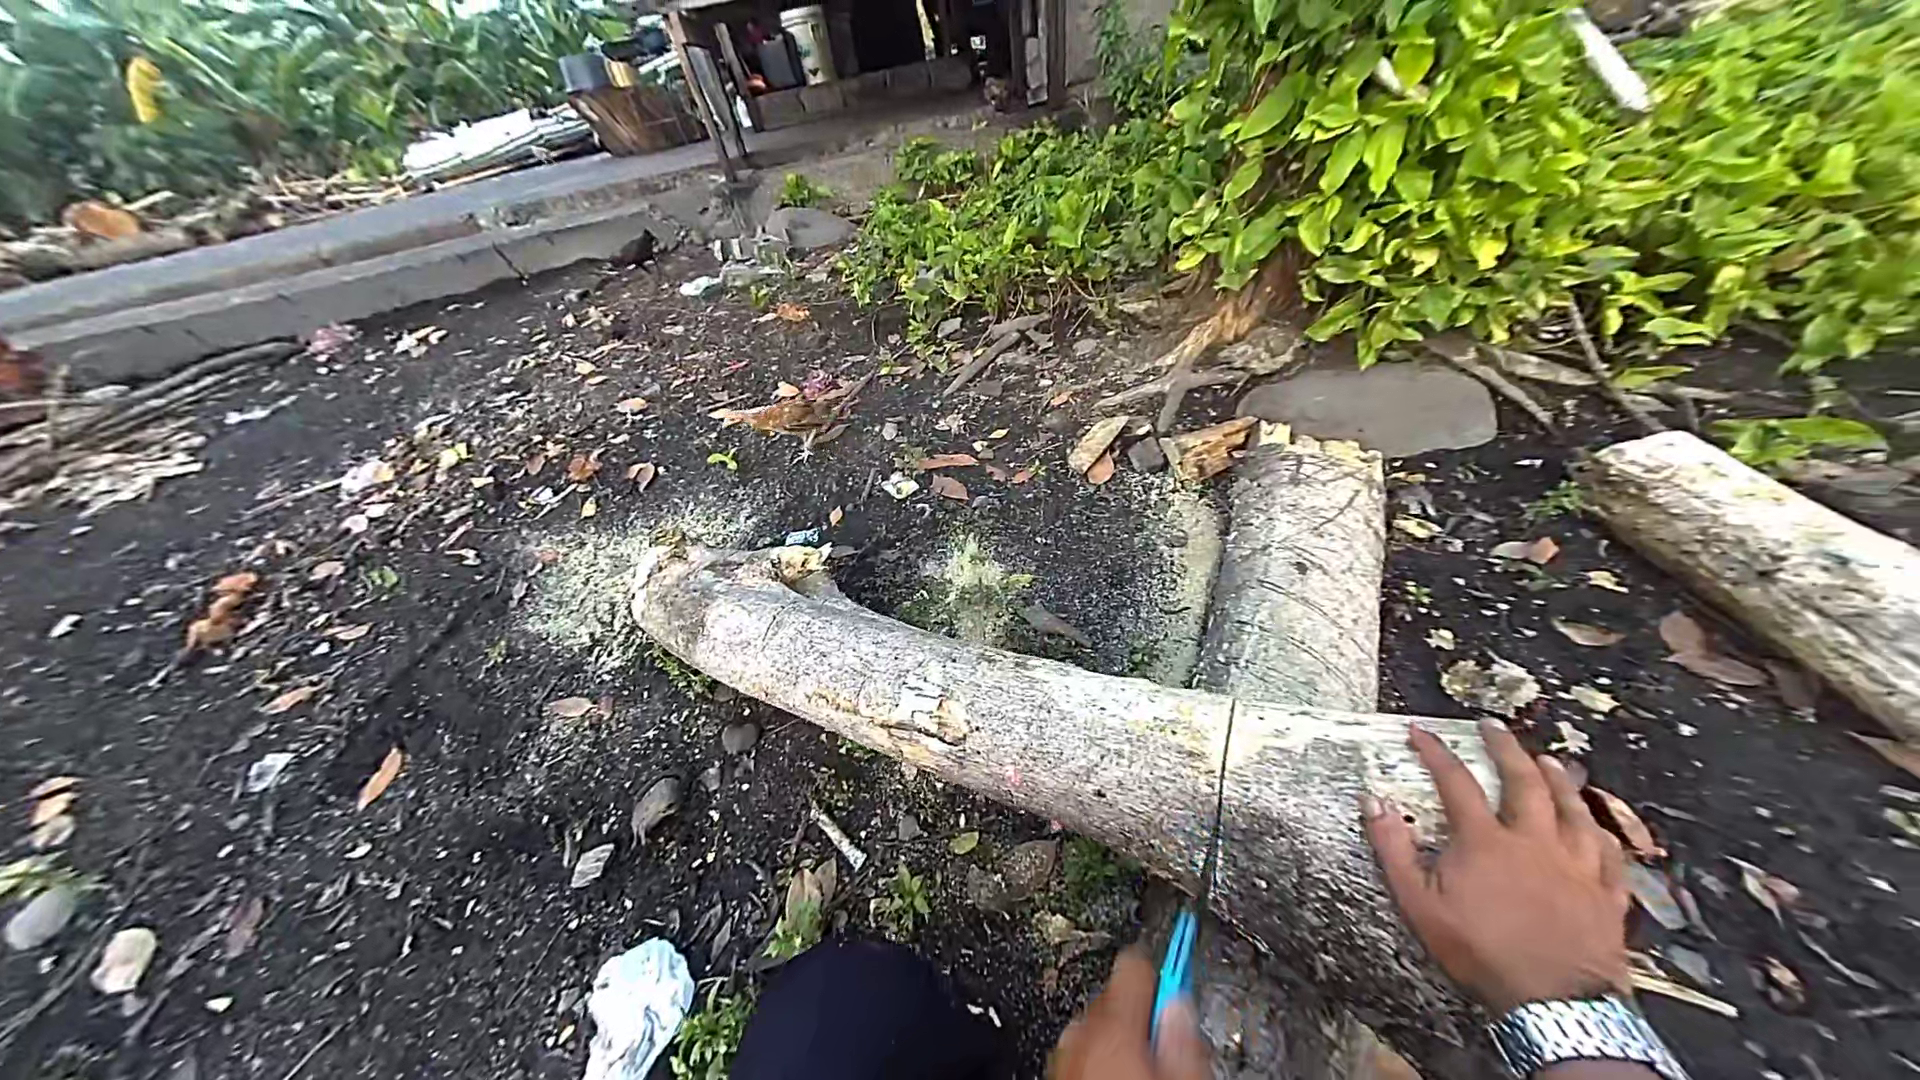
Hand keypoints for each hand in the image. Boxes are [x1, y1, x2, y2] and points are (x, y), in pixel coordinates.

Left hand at [1048, 947, 1208, 1079]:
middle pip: (1119, 994)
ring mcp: (1063, 1054)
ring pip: (1099, 1024)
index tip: (1179, 976)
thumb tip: (1183, 1006)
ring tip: (1144, 1077)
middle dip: (1144, 1015)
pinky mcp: (1054, 1074)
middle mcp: (1081, 1029)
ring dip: (1122, 1040)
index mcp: (1116, 1024)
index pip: (1138, 963)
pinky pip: (1082, 1051)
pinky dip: (1100, 1061)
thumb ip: (1185, 1042)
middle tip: (1170, 1053)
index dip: (1164, 968)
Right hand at [1362, 718, 1631, 1013]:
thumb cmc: (1480, 950)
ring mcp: (1576, 868)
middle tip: (1493, 727)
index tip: (1420, 732)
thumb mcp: (1418, 901)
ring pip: (1572, 810)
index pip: (1455, 782)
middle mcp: (1533, 843)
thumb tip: (1373, 802)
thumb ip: (1392, 847)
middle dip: (1506, 748)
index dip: (1435, 752)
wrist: (1555, 1006)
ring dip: (1557, 780)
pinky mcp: (1606, 896)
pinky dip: (1599, 830)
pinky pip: (1609, 853)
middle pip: (1524, 782)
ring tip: (1547, 760)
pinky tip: (1594, 823)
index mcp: (1485, 842)